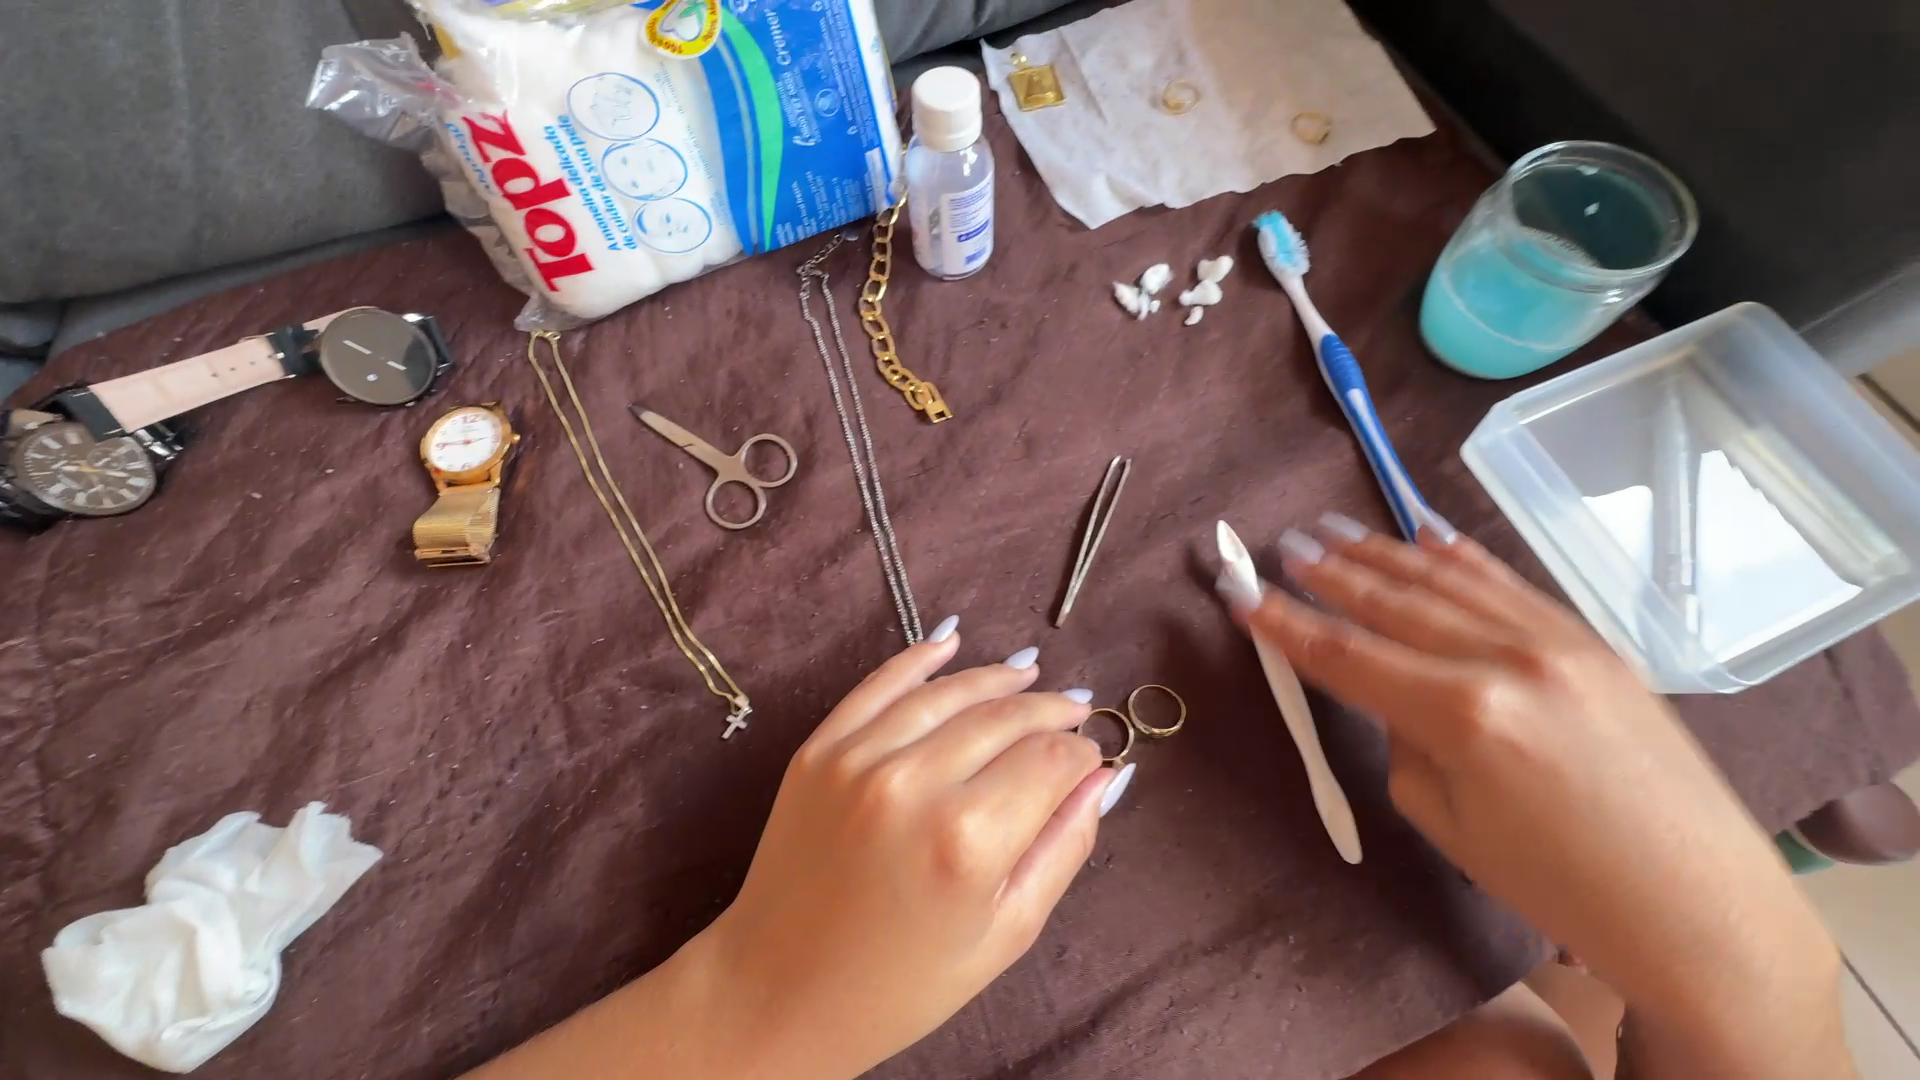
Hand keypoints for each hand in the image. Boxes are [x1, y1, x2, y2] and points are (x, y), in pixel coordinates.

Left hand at [701, 626, 1111, 1079]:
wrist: (779, 991)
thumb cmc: (905, 982)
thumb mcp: (1006, 933)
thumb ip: (1065, 846)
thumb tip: (1106, 776)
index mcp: (968, 841)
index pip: (1051, 760)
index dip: (1081, 752)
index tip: (1090, 756)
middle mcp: (913, 784)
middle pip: (1005, 717)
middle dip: (1049, 710)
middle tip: (1073, 709)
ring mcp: (859, 758)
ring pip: (948, 692)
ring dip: (996, 677)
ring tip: (1028, 671)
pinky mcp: (820, 749)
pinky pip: (880, 685)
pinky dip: (919, 658)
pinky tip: (951, 641)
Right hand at [1230, 513, 1842, 1075]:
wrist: (1698, 907)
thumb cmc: (1550, 882)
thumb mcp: (1442, 815)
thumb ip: (1404, 735)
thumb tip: (1396, 688)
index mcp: (1459, 714)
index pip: (1344, 655)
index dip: (1283, 623)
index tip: (1238, 592)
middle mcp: (1505, 659)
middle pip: (1389, 603)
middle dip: (1325, 573)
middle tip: (1280, 546)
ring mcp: (1556, 641)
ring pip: (1444, 580)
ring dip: (1380, 553)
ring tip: (1329, 529)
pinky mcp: (1592, 640)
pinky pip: (1507, 582)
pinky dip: (1459, 555)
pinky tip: (1424, 532)